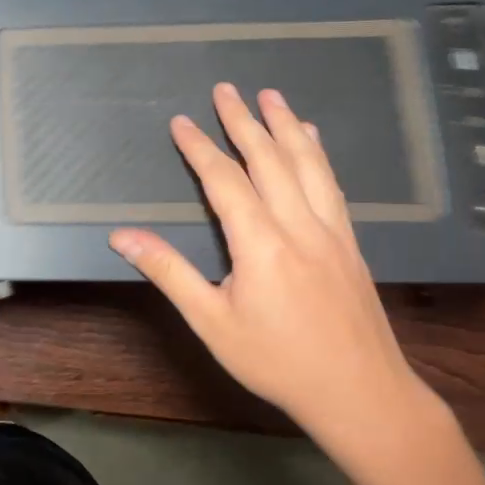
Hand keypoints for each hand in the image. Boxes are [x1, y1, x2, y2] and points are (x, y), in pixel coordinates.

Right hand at [109, 84, 435, 442]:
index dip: (201, 149)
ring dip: (287, 127)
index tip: (181, 121)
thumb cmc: (277, 362)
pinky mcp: (351, 245)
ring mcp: (332, 234)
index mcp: (262, 245)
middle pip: (270, 161)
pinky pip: (333, 186)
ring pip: (309, 166)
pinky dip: (319, 156)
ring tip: (272, 96)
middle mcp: (301, 228)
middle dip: (245, 122)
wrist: (362, 395)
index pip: (226, 182)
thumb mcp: (211, 323)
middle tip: (226, 89)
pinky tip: (313, 141)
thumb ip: (169, 272)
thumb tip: (121, 236)